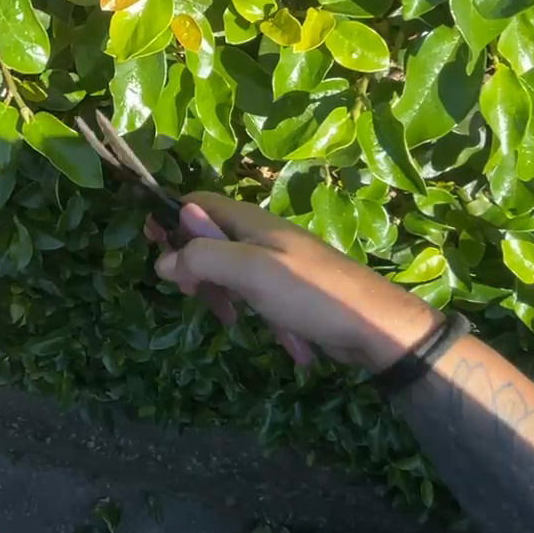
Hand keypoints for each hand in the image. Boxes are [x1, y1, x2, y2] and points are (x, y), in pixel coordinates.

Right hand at [153, 192, 440, 371]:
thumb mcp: (248, 270)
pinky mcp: (288, 289)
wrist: (378, 330)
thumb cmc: (310, 292)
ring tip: (229, 319)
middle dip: (193, 265)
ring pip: (227, 269)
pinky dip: (250, 310)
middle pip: (206, 238)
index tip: (155, 247)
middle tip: (192, 294)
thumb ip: (201, 258)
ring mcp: (275, 262)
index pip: (195, 202)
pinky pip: (252, 293)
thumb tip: (162, 261)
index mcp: (248, 220)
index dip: (171, 219)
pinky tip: (261, 330)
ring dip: (220, 293)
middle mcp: (259, 235)